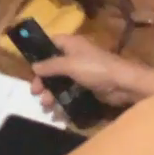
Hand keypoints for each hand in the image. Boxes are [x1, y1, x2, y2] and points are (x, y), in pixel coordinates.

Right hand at [29, 35, 153, 113]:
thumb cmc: (96, 68)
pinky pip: (70, 92)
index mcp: (72, 44)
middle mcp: (76, 56)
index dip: (39, 53)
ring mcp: (82, 72)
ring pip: (60, 81)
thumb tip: (34, 66)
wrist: (123, 84)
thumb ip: (51, 65)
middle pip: (53, 66)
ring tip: (47, 106)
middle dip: (43, 80)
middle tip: (36, 93)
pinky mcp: (88, 86)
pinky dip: (63, 100)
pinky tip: (58, 111)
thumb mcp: (70, 64)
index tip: (30, 67)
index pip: (51, 42)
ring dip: (51, 93)